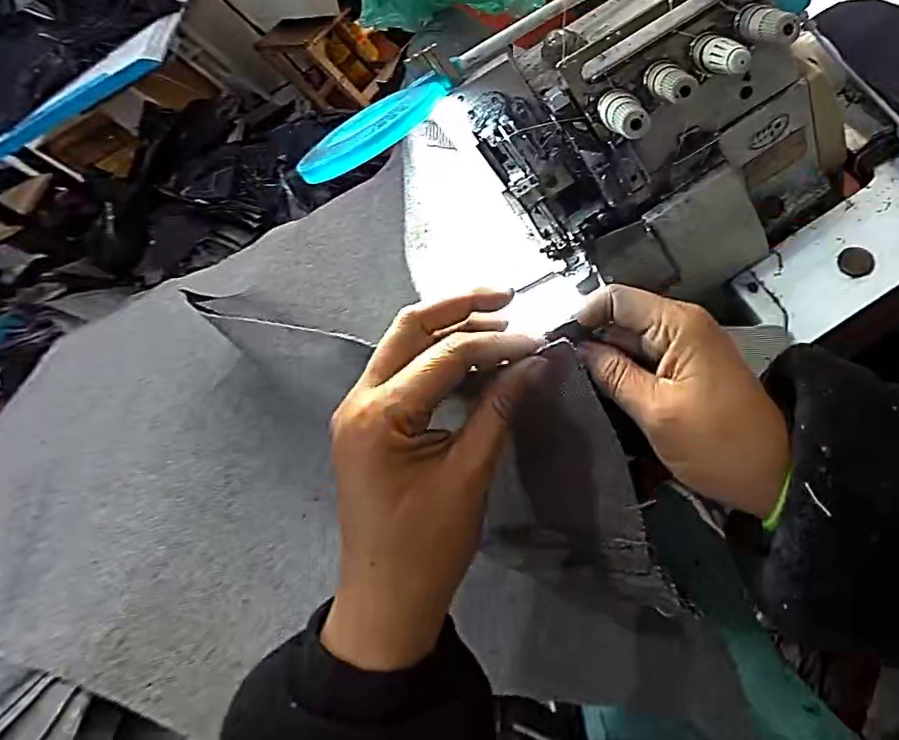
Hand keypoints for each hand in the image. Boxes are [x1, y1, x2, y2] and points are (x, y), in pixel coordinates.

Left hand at [321, 290, 543, 671]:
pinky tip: (479, 356)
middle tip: (509, 296)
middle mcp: (360, 401)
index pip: (447, 354)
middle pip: (411, 328)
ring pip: (406, 343)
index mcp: (378, 415)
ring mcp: (361, 410)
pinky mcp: (373, 422)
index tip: (538, 340)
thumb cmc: (427, 544)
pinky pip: (408, 369)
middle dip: (461, 305)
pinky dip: (443, 354)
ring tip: (502, 321)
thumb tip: (535, 361)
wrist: (386, 601)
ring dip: (453, 327)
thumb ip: (500, 407)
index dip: (498, 342)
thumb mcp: (470, 471)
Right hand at [576, 285, 789, 515]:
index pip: (618, 297)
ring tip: (573, 380)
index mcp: (680, 323)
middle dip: (592, 338)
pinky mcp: (690, 366)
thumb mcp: (657, 411)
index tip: (554, 343)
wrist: (769, 470)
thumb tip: (579, 349)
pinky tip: (605, 388)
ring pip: (634, 339)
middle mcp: (685, 323)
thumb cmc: (717, 443)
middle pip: (625, 316)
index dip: (584, 315)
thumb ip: (615, 375)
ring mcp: (689, 345)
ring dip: (608, 356)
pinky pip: (650, 357)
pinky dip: (628, 369)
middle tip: (556, 368)